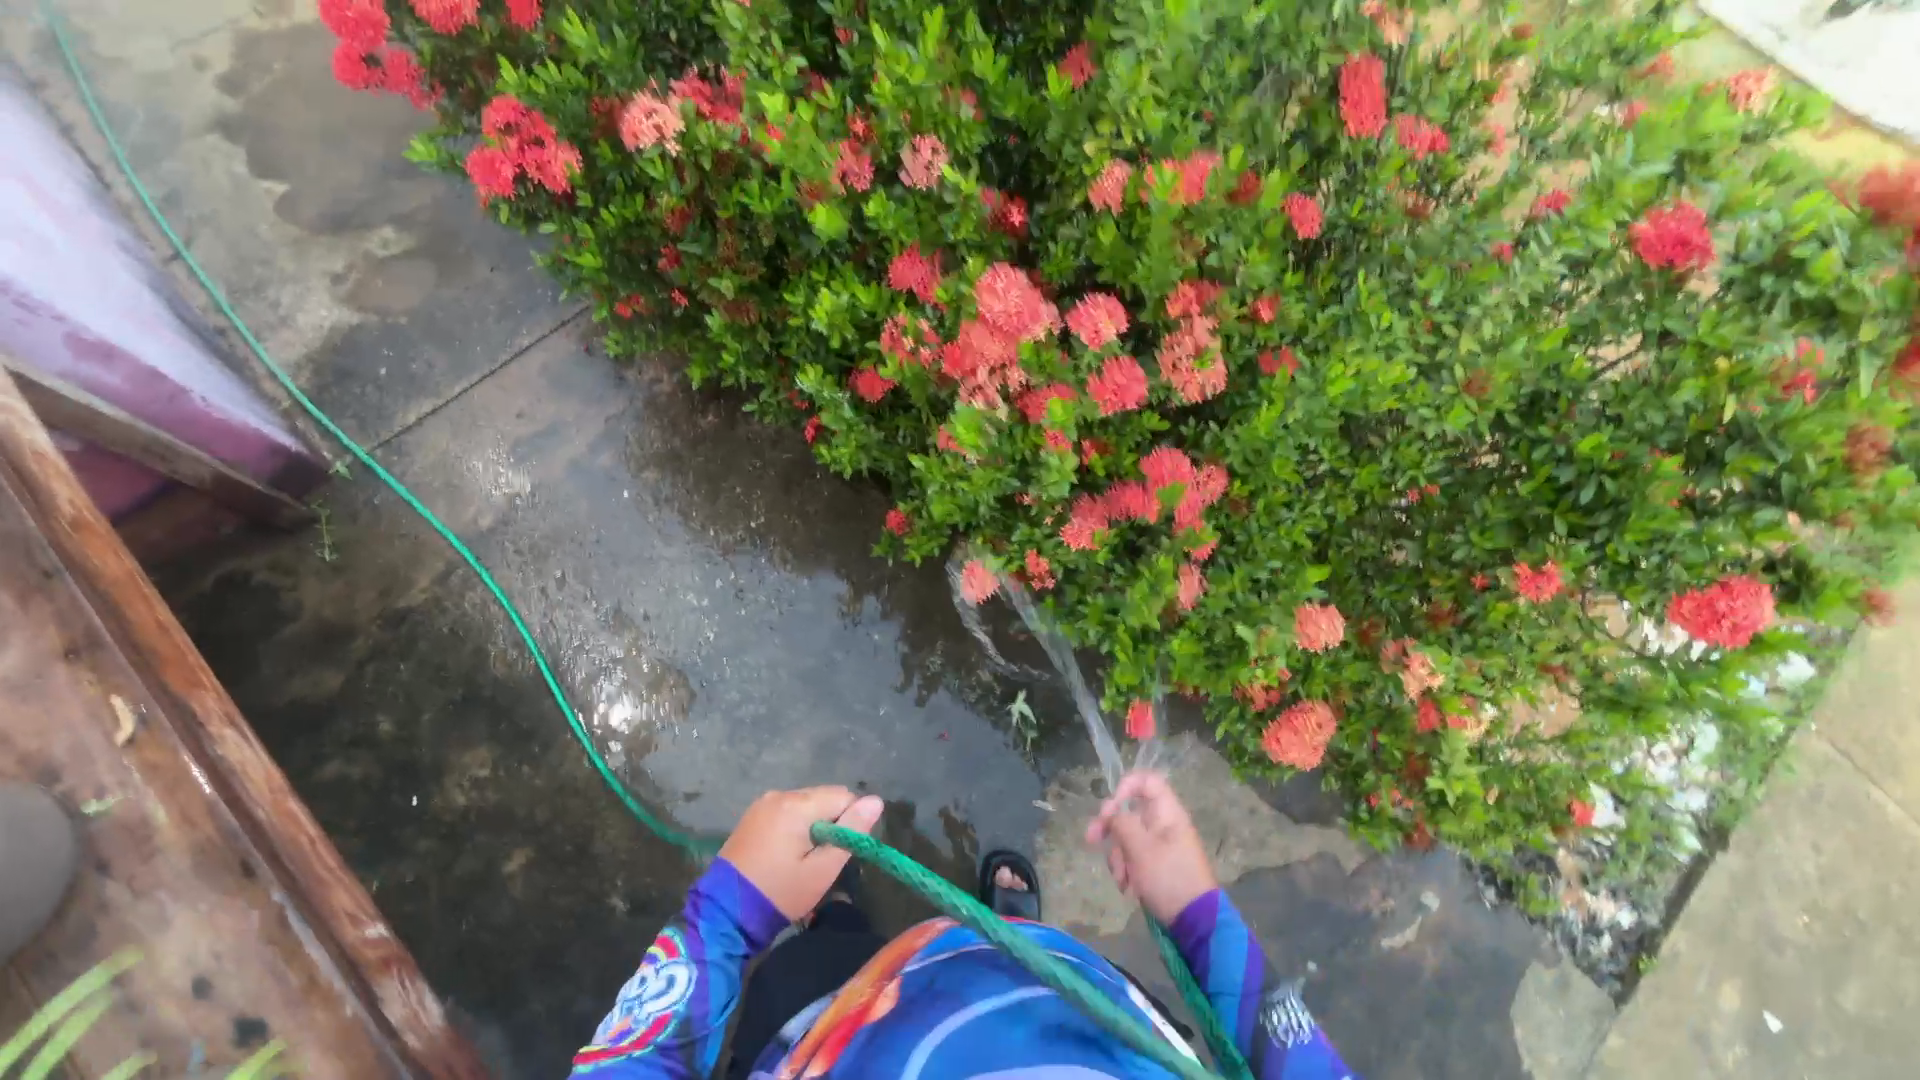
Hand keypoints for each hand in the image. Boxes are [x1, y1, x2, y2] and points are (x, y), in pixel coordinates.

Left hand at [719, 786, 884, 919]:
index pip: (844, 797)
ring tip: (803, 861)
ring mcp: (762, 805)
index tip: (840, 853)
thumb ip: (850, 833)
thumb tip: (876, 801)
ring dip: (813, 826)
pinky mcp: (752, 817)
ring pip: (806, 806)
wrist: (723, 914)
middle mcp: (779, 795)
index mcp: (796, 804)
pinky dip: (795, 828)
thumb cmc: (779, 893)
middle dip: (831, 824)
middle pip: (824, 798)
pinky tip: (787, 856)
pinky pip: (786, 813)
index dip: (851, 823)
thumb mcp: (821, 869)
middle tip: (822, 861)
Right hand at [1084, 771, 1217, 924]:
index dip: (1126, 786)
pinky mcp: (1153, 865)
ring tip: (1122, 879)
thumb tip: (1112, 813)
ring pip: (1126, 837)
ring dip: (1117, 856)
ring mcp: (1158, 846)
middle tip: (1091, 839)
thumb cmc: (1169, 878)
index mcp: (1167, 813)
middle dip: (1110, 828)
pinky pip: (1131, 857)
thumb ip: (1122, 823)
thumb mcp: (1141, 849)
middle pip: (1129, 811)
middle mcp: (1162, 825)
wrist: (1193, 922)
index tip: (1110, 808)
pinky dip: (1125, 869)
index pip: (1147, 781)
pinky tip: (1127, 887)